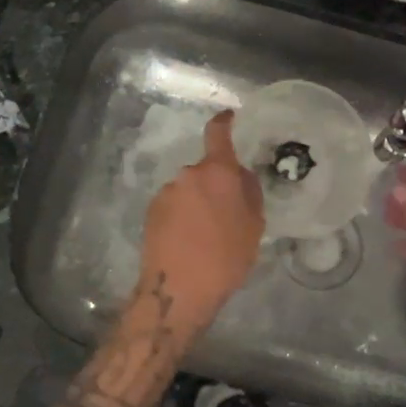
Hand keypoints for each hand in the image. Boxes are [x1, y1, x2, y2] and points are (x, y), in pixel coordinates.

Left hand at [138, 110, 265, 325]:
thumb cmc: (226, 256)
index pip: (218, 133)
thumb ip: (249, 193)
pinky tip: (189, 242)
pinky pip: (174, 206)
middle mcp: (188, 174)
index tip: (229, 117)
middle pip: (206, 171)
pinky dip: (183, 217)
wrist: (178, 289)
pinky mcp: (151, 212)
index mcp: (218, 172)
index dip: (224, 122)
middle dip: (216, 186)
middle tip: (229, 214)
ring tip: (207, 235)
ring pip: (189, 190)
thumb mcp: (254, 226)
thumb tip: (240, 175)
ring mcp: (166, 193)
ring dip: (198, 203)